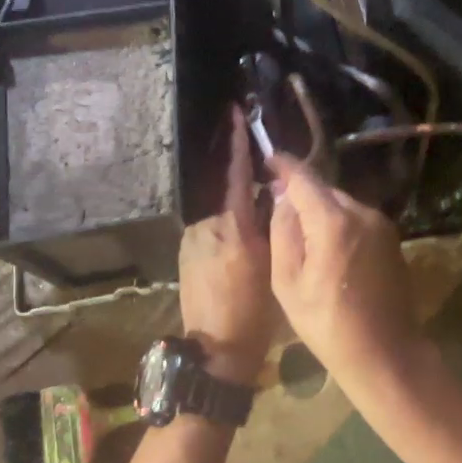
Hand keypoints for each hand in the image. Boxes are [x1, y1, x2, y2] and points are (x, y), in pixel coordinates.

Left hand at [179, 106, 276, 383]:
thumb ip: (271, 223)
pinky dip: (224, 214)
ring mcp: (192, 237)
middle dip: (235, 164)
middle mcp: (206, 224)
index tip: (234, 112)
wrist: (215, 351)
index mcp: (232, 226)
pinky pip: (209, 221)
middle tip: (247, 140)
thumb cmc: (254, 311)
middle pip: (223, 185)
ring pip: (217, 205)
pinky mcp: (187, 250)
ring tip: (249, 187)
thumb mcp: (273, 264)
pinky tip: (237, 223)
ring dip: (231, 194)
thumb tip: (274, 192)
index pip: (235, 173)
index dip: (236, 141)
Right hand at [268, 154, 420, 393]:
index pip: (304, 177)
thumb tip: (282, 197)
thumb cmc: (328, 325)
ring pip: (341, 205)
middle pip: (324, 191)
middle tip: (281, 215)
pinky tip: (331, 256)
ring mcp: (381, 224)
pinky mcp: (392, 238)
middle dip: (302, 197)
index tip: (269, 159)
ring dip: (322, 214)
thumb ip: (282, 231)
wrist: (386, 355)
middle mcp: (361, 212)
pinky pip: (357, 220)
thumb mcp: (288, 283)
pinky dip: (340, 227)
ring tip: (306, 244)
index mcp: (333, 221)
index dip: (284, 165)